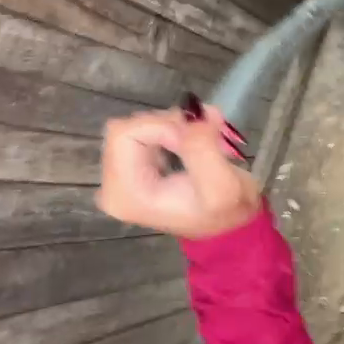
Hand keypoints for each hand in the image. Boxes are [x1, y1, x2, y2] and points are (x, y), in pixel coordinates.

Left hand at [97, 99, 261, 240]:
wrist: (229, 227)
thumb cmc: (224, 214)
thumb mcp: (222, 189)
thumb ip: (203, 152)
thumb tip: (195, 116)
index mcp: (125, 193)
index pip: (125, 135)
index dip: (164, 127)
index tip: (200, 137)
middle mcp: (114, 183)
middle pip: (132, 126)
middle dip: (175, 123)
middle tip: (211, 130)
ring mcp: (123, 172)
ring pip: (143, 123)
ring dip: (181, 124)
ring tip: (213, 135)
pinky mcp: (137, 162)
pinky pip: (151, 128)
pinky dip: (179, 126)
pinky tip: (202, 137)